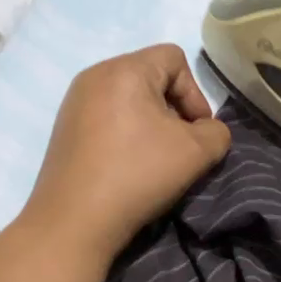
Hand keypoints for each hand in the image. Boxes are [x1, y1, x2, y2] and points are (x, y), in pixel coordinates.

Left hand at [19, 44, 231, 255]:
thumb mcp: (196, 153)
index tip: (196, 132)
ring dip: (150, 123)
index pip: (174, 58)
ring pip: (128, 98)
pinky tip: (127, 166)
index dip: (195, 93)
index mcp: (124, 69)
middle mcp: (94, 75)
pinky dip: (125, 134)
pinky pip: (107, 116)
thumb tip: (206, 131)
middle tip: (180, 147)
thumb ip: (217, 132)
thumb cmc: (137, 175)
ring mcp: (74, 102)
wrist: (73, 223)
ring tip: (155, 159)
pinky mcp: (64, 128)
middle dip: (173, 109)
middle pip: (150, 76)